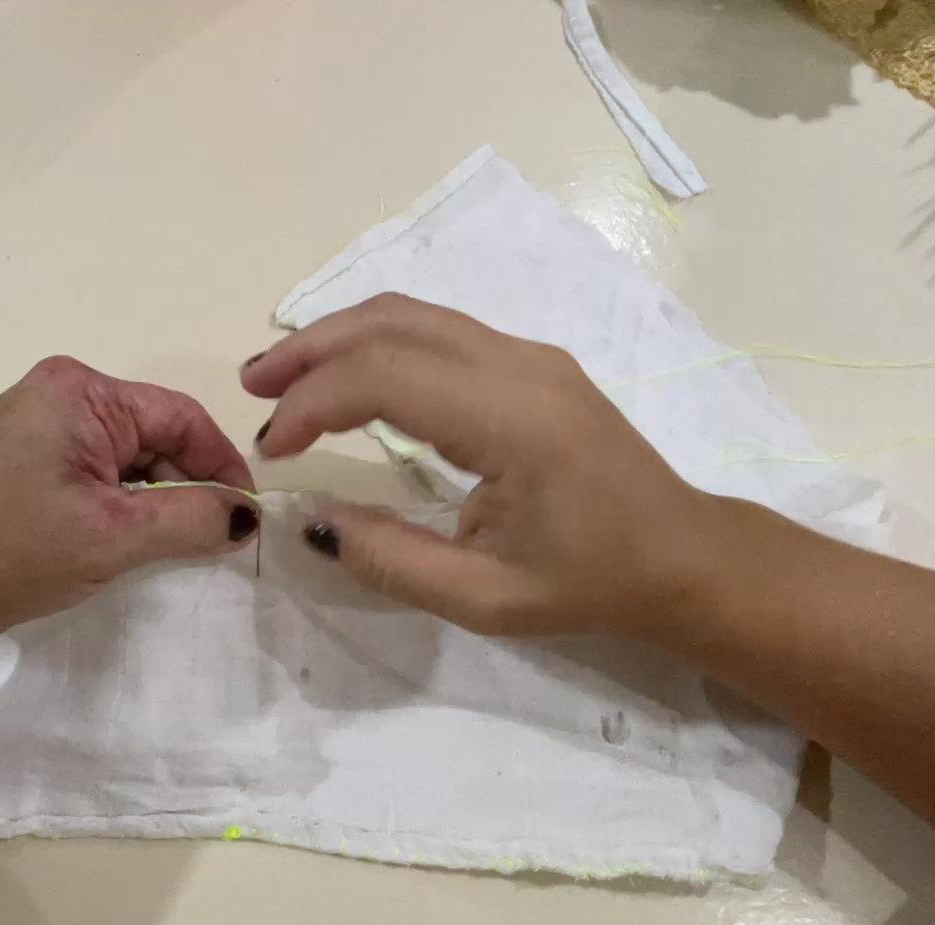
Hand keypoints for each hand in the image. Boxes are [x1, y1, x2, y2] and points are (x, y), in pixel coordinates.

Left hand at [0, 356, 258, 649]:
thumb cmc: (18, 552)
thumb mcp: (117, 534)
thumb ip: (193, 518)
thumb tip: (248, 517)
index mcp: (78, 391)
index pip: (179, 415)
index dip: (221, 464)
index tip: (245, 515)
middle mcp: (56, 395)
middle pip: (152, 434)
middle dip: (185, 484)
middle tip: (207, 538)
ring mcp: (34, 428)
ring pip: (125, 458)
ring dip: (153, 498)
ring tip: (161, 543)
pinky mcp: (21, 461)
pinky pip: (94, 472)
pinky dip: (119, 504)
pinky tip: (121, 538)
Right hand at [244, 293, 731, 636]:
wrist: (681, 554)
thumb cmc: (589, 582)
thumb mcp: (482, 599)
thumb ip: (389, 560)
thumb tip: (310, 521)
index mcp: (515, 421)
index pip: (387, 377)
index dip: (312, 403)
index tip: (272, 449)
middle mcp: (520, 366)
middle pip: (391, 323)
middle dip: (309, 350)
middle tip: (252, 385)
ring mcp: (527, 355)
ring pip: (410, 315)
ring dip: (336, 338)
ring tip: (280, 376)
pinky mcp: (525, 362)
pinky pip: (433, 332)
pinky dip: (373, 346)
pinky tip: (343, 378)